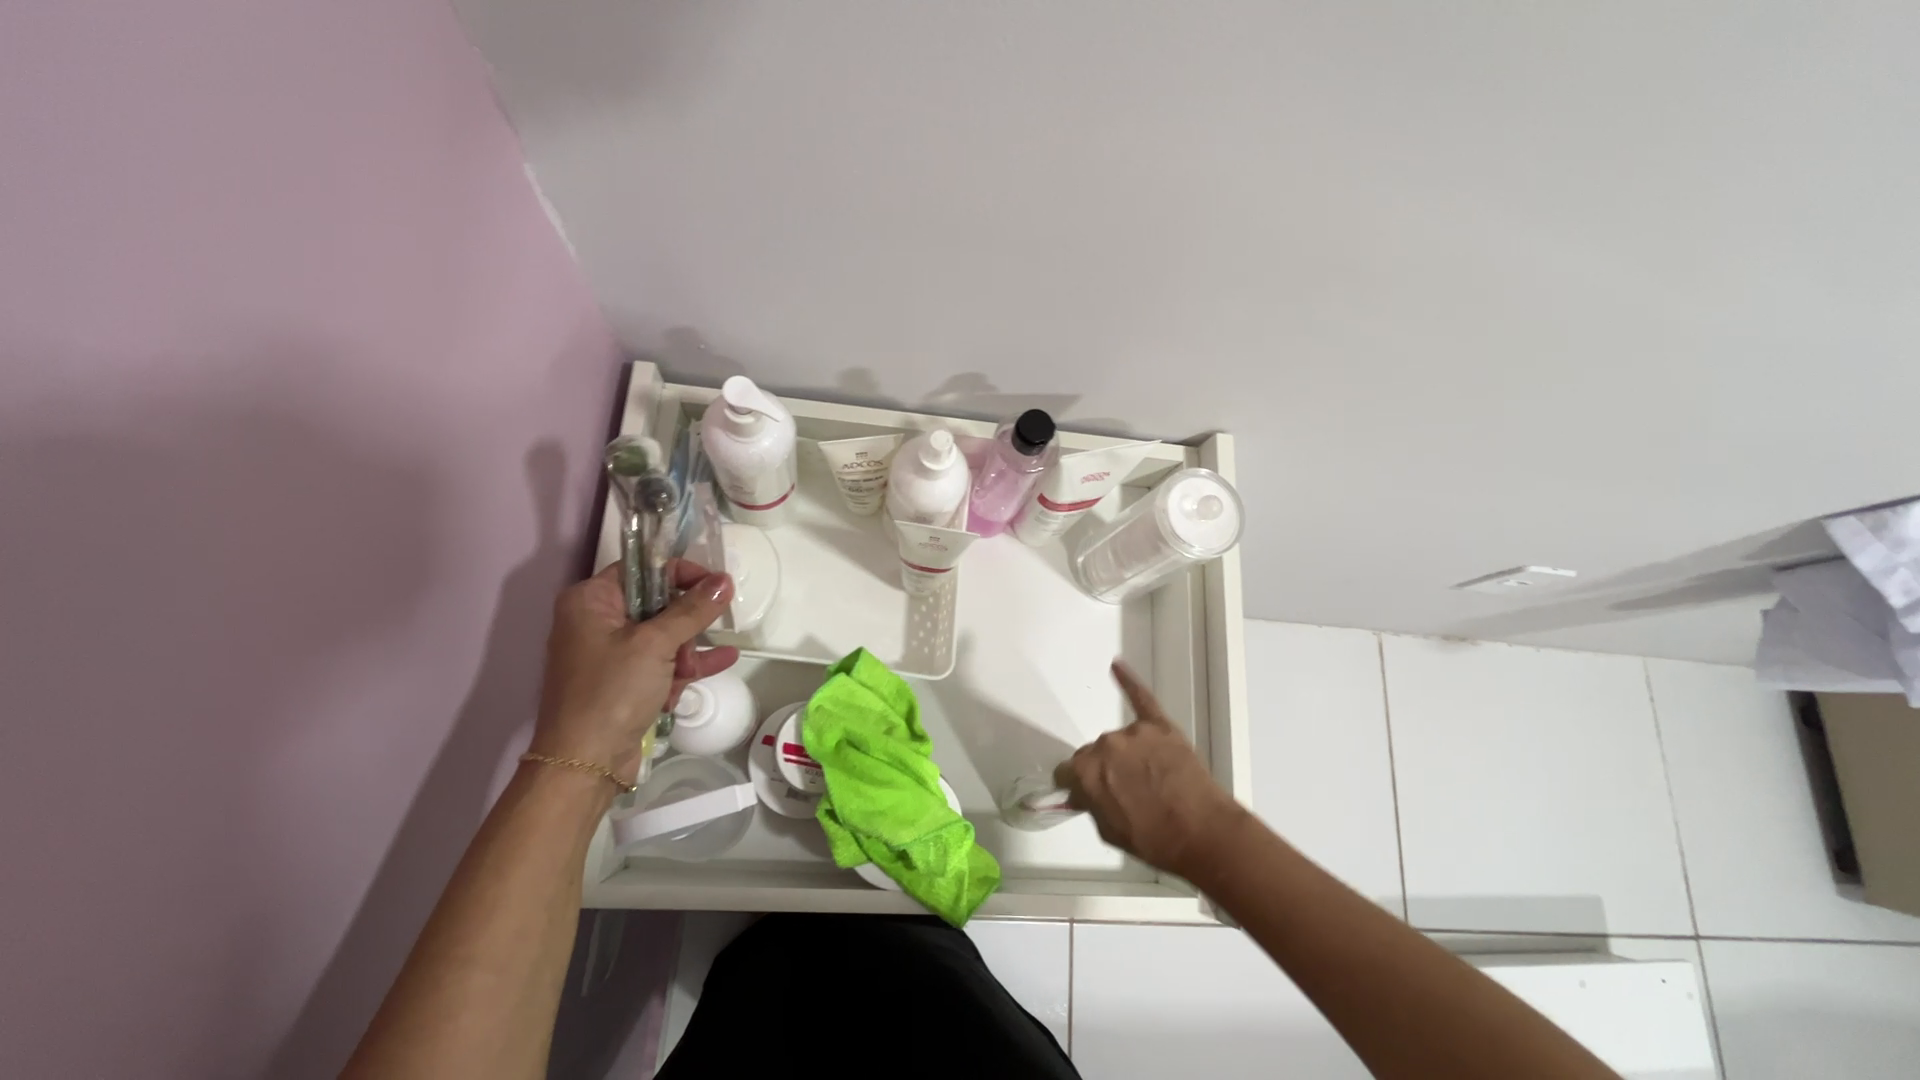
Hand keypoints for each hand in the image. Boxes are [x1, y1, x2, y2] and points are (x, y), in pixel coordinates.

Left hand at [530, 560, 739, 783]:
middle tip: (701, 636)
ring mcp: (609, 654)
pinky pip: (660, 663)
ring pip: (662, 635)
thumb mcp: (655, 644)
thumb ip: (692, 610)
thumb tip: (724, 581)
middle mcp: (595, 621)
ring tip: (696, 668)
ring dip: (685, 651)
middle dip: (684, 623)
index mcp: (590, 600)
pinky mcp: (623, 682)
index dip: (680, 572)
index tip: (715, 585)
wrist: (584, 763)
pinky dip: (684, 666)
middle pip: (656, 602)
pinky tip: (722, 661)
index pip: (641, 567)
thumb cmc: (612, 691)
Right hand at [1054, 661, 1249, 877]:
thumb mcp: (1109, 831)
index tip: (1089, 794)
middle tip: (1126, 791)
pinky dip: (1128, 681)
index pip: (1069, 771)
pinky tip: (1116, 665)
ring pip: (1121, 739)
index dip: (1079, 785)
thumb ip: (1092, 803)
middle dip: (1104, 768)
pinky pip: (1142, 698)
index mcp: (1087, 771)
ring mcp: (1136, 732)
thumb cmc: (1153, 839)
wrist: (1202, 834)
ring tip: (1151, 778)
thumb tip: (1088, 792)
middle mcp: (1106, 745)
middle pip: (1095, 752)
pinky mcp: (1162, 726)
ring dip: (1127, 754)